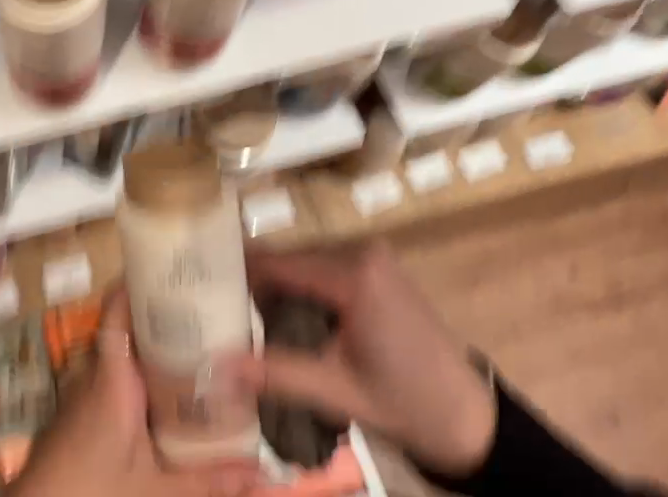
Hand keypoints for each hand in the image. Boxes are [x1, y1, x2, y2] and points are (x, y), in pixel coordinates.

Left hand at [8, 294, 261, 496]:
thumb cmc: (92, 489)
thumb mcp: (158, 489)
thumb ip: (210, 480)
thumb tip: (263, 474)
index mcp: (112, 379)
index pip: (117, 312)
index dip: (138, 284)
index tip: (170, 269)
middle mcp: (93, 377)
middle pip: (127, 333)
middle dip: (163, 323)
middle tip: (205, 314)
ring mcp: (82, 396)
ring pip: (120, 361)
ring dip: (151, 354)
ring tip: (195, 351)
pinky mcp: (79, 418)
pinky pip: (112, 386)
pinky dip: (139, 384)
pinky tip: (166, 401)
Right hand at [234, 241, 496, 478]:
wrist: (469, 417)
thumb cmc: (404, 402)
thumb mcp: (335, 391)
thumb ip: (274, 372)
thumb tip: (214, 367)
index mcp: (353, 273)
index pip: (276, 262)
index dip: (235, 274)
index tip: (199, 289)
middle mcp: (361, 250)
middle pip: (287, 258)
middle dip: (253, 285)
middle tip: (217, 313)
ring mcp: (371, 255)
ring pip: (302, 261)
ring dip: (275, 288)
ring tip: (245, 320)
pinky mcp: (376, 266)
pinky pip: (322, 266)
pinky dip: (299, 288)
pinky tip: (286, 318)